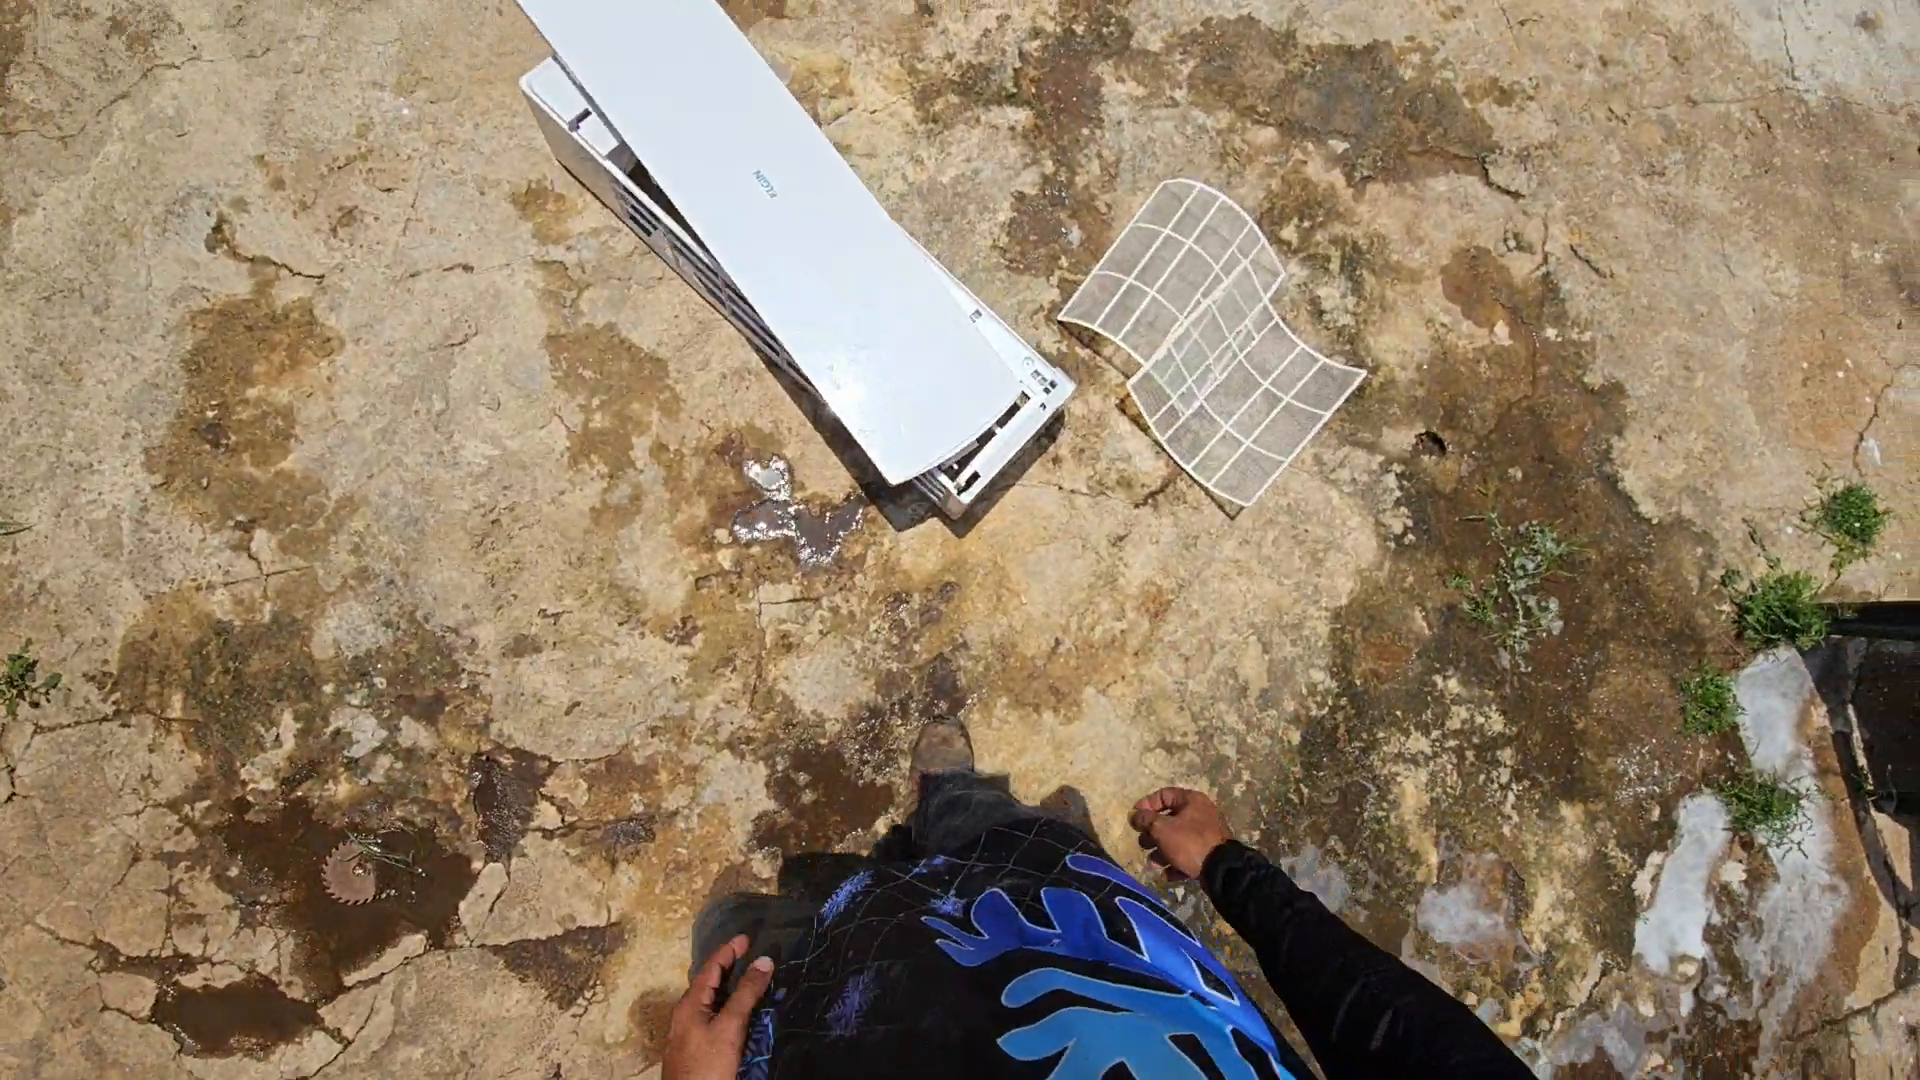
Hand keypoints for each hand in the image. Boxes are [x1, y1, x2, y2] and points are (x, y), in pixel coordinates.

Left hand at [664, 935, 774, 1079]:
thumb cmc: (708, 1064)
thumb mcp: (730, 1026)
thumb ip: (746, 993)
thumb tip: (764, 959)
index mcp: (690, 1004)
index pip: (711, 967)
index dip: (729, 949)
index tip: (748, 937)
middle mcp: (685, 1015)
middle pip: (709, 982)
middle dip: (730, 966)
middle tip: (751, 954)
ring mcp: (688, 1034)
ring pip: (711, 1001)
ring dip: (730, 987)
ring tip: (750, 978)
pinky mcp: (695, 1049)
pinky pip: (712, 1016)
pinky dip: (727, 1005)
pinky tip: (739, 1012)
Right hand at [1129, 787, 1231, 881]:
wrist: (1222, 871)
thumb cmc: (1189, 842)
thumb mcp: (1161, 828)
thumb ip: (1145, 820)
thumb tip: (1134, 815)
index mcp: (1191, 800)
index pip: (1163, 795)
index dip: (1146, 805)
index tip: (1135, 818)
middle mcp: (1200, 814)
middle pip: (1169, 819)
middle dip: (1152, 833)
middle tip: (1143, 844)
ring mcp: (1207, 835)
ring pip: (1177, 839)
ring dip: (1161, 851)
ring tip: (1152, 864)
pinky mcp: (1210, 854)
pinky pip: (1188, 855)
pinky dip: (1175, 863)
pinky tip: (1166, 874)